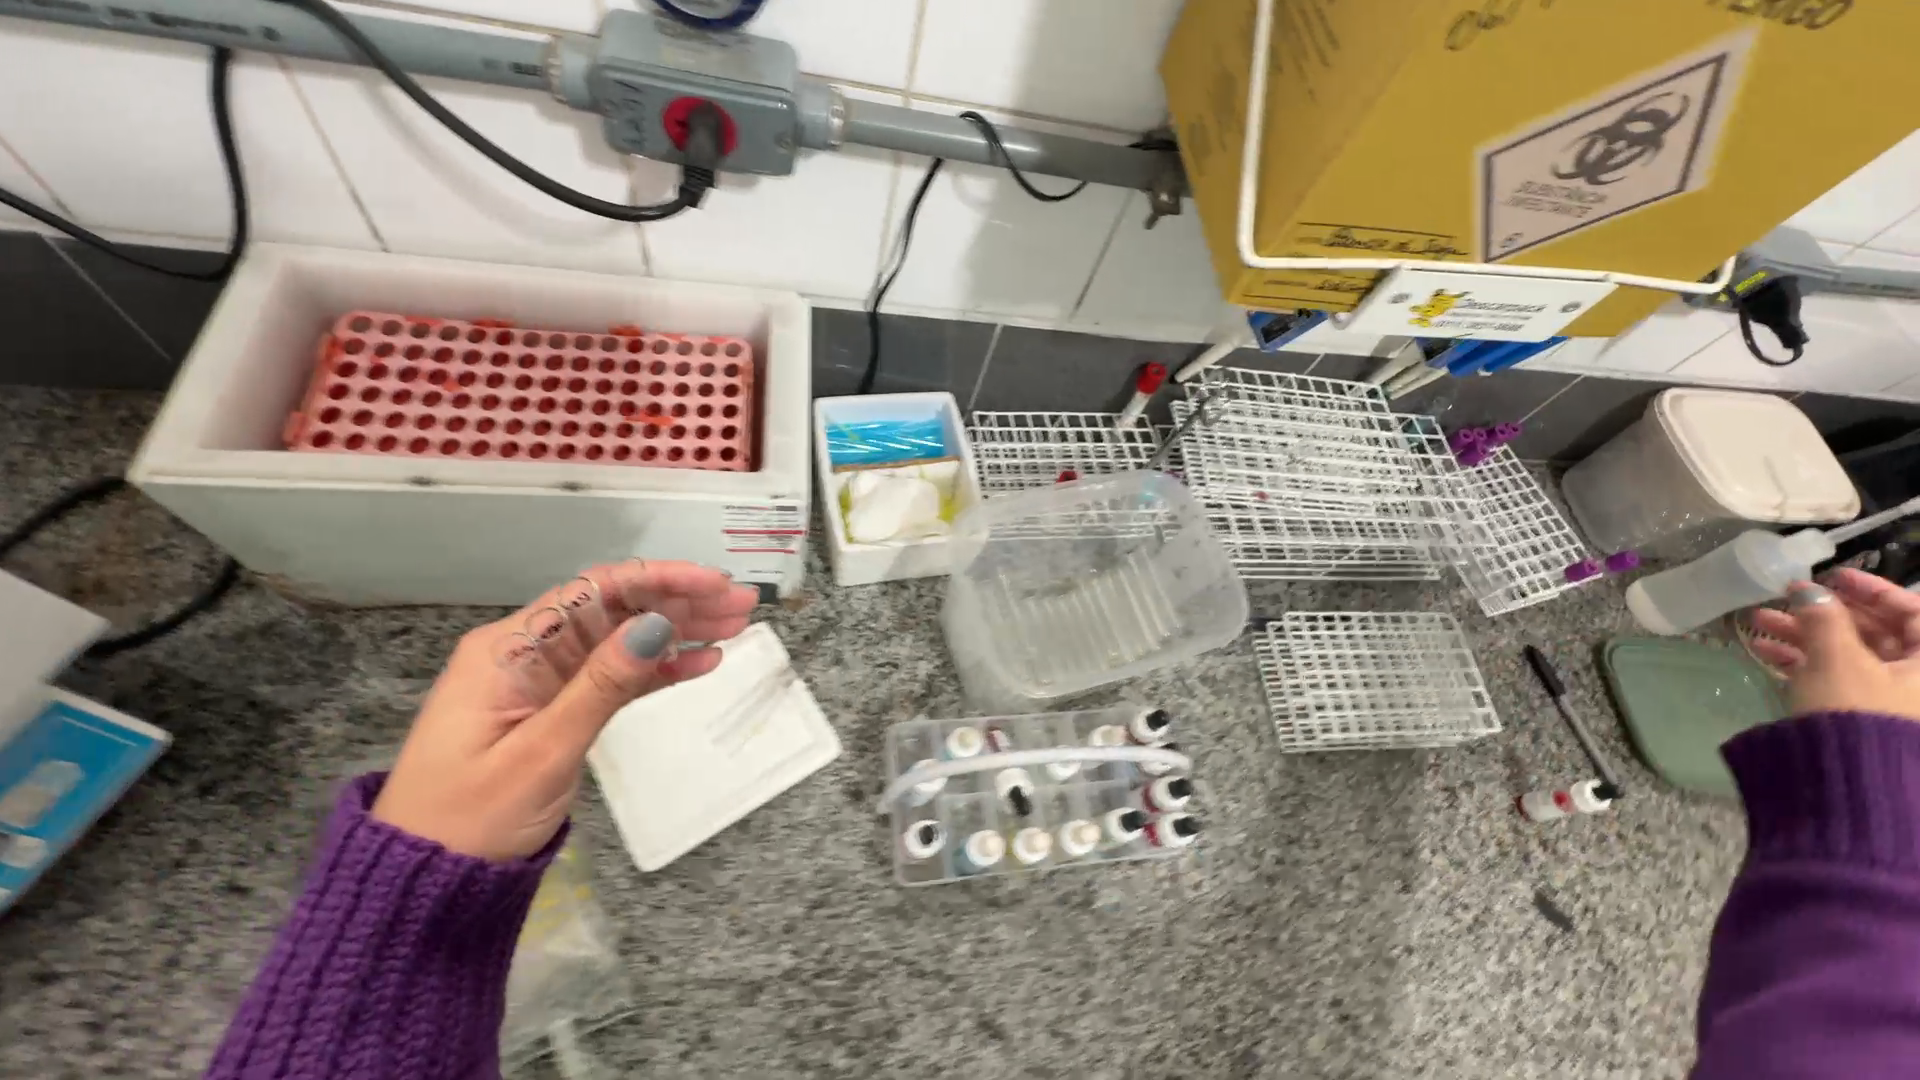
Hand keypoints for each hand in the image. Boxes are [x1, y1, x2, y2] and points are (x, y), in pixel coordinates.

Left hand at [371, 560, 758, 860]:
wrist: (426, 881)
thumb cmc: (472, 816)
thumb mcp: (542, 751)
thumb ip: (601, 684)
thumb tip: (657, 624)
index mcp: (512, 647)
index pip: (595, 591)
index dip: (659, 579)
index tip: (713, 582)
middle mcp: (530, 651)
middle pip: (616, 610)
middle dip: (681, 601)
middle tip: (742, 603)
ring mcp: (546, 680)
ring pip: (624, 640)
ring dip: (680, 630)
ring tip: (737, 625)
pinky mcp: (560, 708)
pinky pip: (618, 677)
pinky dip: (660, 669)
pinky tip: (703, 662)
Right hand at [1748, 568, 1919, 718]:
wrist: (1851, 773)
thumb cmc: (1857, 707)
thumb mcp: (1836, 658)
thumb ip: (1822, 618)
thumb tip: (1808, 590)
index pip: (1913, 612)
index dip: (1872, 589)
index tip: (1831, 576)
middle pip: (1876, 631)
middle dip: (1825, 612)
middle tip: (1786, 597)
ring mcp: (1892, 694)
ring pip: (1849, 652)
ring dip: (1804, 633)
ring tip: (1759, 621)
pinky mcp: (1861, 710)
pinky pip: (1835, 674)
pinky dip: (1803, 659)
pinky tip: (1764, 650)